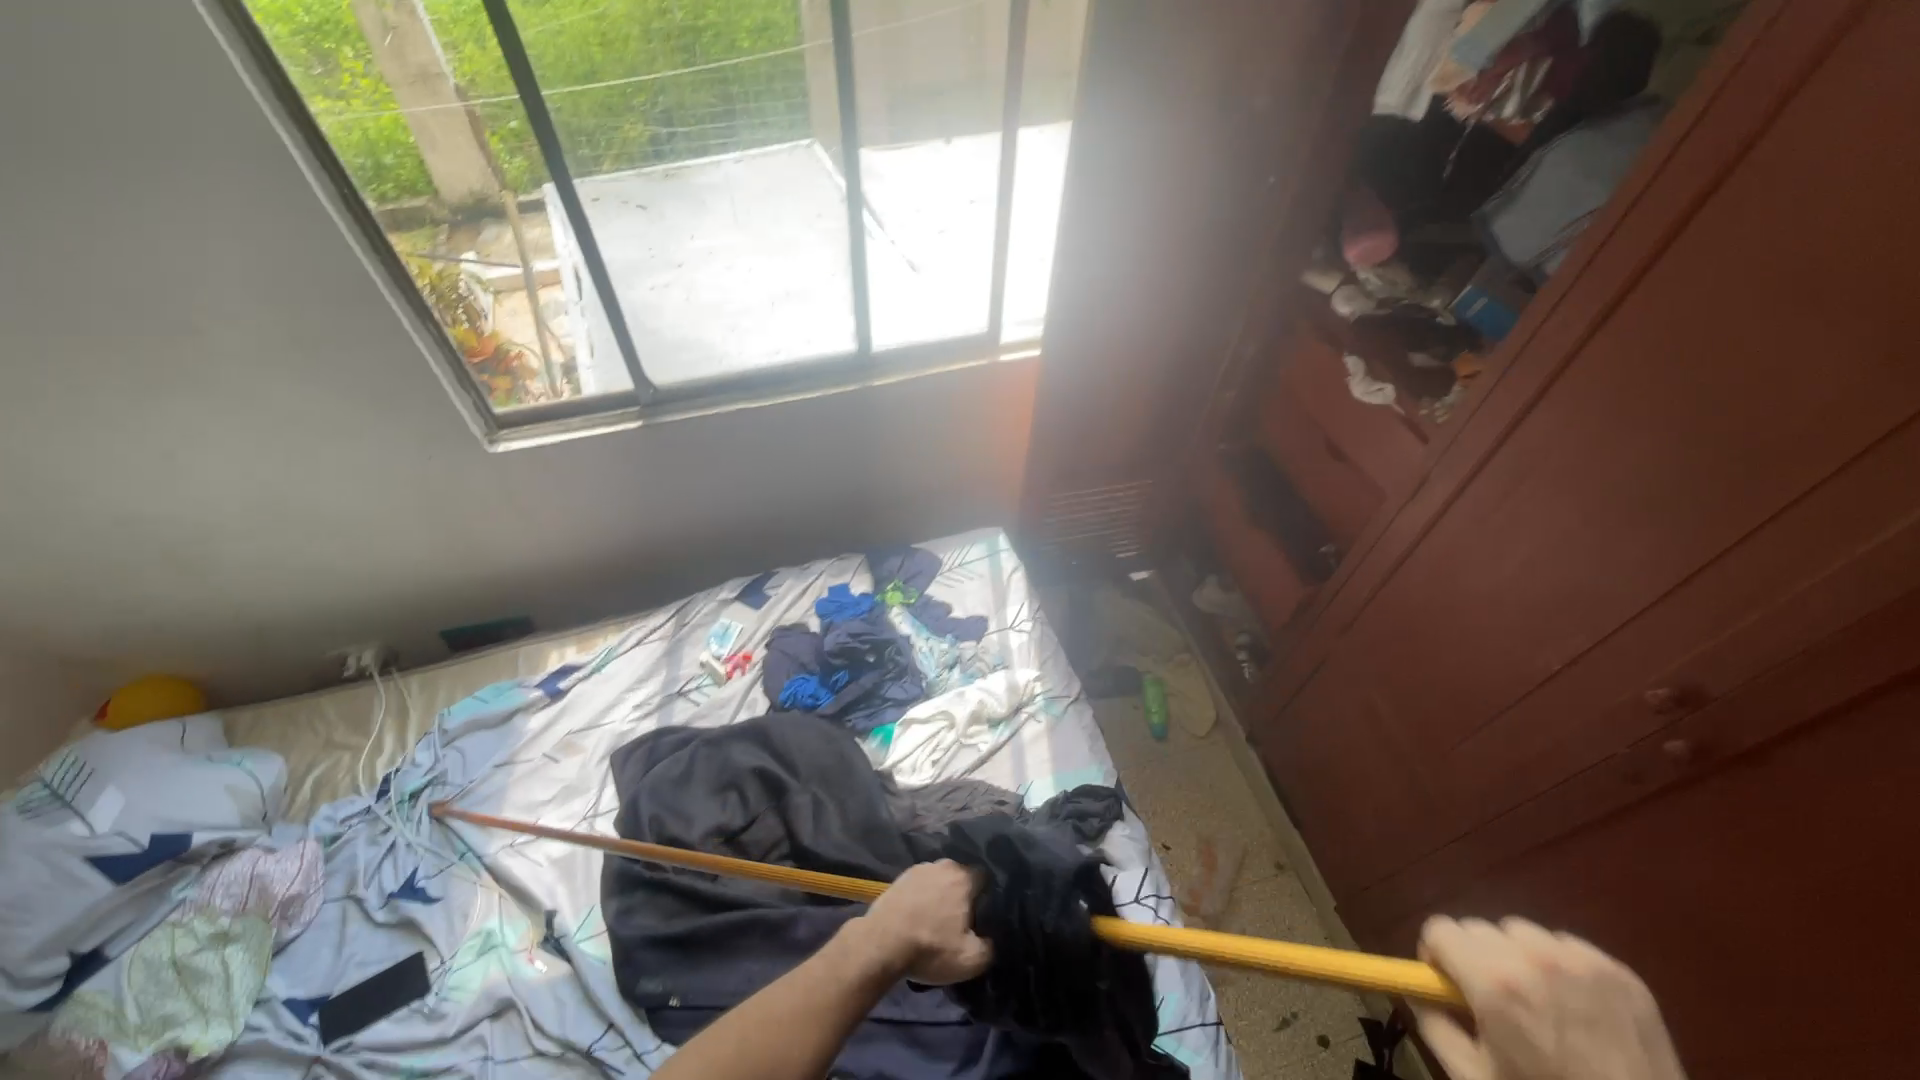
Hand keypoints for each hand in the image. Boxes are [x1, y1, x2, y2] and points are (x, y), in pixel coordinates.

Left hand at [852, 860, 992, 985]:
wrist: (880, 945)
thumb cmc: (930, 948)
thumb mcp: (971, 959)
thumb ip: (991, 947)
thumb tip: (991, 939)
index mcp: (963, 877)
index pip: (985, 878)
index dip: (986, 897)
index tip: (983, 915)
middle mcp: (942, 865)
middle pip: (960, 877)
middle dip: (962, 894)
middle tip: (960, 919)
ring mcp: (917, 869)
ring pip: (939, 880)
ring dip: (940, 894)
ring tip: (936, 918)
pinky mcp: (898, 878)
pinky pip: (920, 885)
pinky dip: (922, 896)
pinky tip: (918, 915)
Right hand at [1415, 916, 1687, 1079]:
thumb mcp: (1473, 1076)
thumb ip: (1434, 1025)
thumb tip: (1416, 992)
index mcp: (1494, 982)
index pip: (1439, 929)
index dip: (1436, 956)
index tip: (1447, 985)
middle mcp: (1534, 957)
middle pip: (1478, 927)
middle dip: (1475, 958)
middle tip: (1490, 1000)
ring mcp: (1583, 961)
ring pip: (1522, 933)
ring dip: (1516, 956)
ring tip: (1535, 1001)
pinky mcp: (1620, 971)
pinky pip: (1567, 946)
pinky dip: (1559, 965)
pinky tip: (1572, 1005)